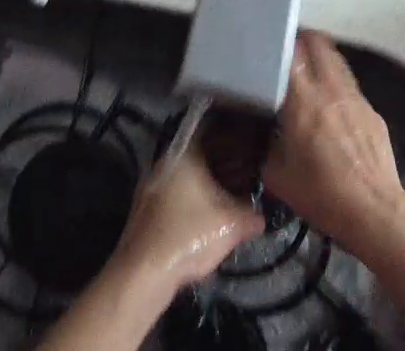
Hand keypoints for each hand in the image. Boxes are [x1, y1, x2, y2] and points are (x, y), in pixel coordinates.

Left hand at [110, 144, 264, 289]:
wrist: (144, 270)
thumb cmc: (189, 235)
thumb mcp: (232, 225)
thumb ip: (252, 215)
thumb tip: (261, 217)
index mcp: (183, 154)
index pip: (210, 133)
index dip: (231, 139)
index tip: (247, 146)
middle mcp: (163, 162)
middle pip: (197, 157)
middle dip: (219, 166)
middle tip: (242, 177)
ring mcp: (150, 184)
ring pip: (183, 177)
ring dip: (203, 186)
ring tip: (226, 199)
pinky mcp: (143, 207)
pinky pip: (173, 194)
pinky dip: (188, 201)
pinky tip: (201, 218)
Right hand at [263, 31, 404, 247]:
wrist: (375, 213)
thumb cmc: (322, 194)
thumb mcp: (276, 174)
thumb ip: (266, 143)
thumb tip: (263, 131)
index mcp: (302, 100)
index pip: (290, 51)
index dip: (277, 41)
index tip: (265, 43)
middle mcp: (330, 89)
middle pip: (318, 43)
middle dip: (302, 38)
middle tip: (286, 48)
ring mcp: (356, 98)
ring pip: (337, 60)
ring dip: (321, 57)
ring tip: (306, 68)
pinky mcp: (372, 112)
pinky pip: (350, 86)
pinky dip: (336, 83)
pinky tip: (330, 105)